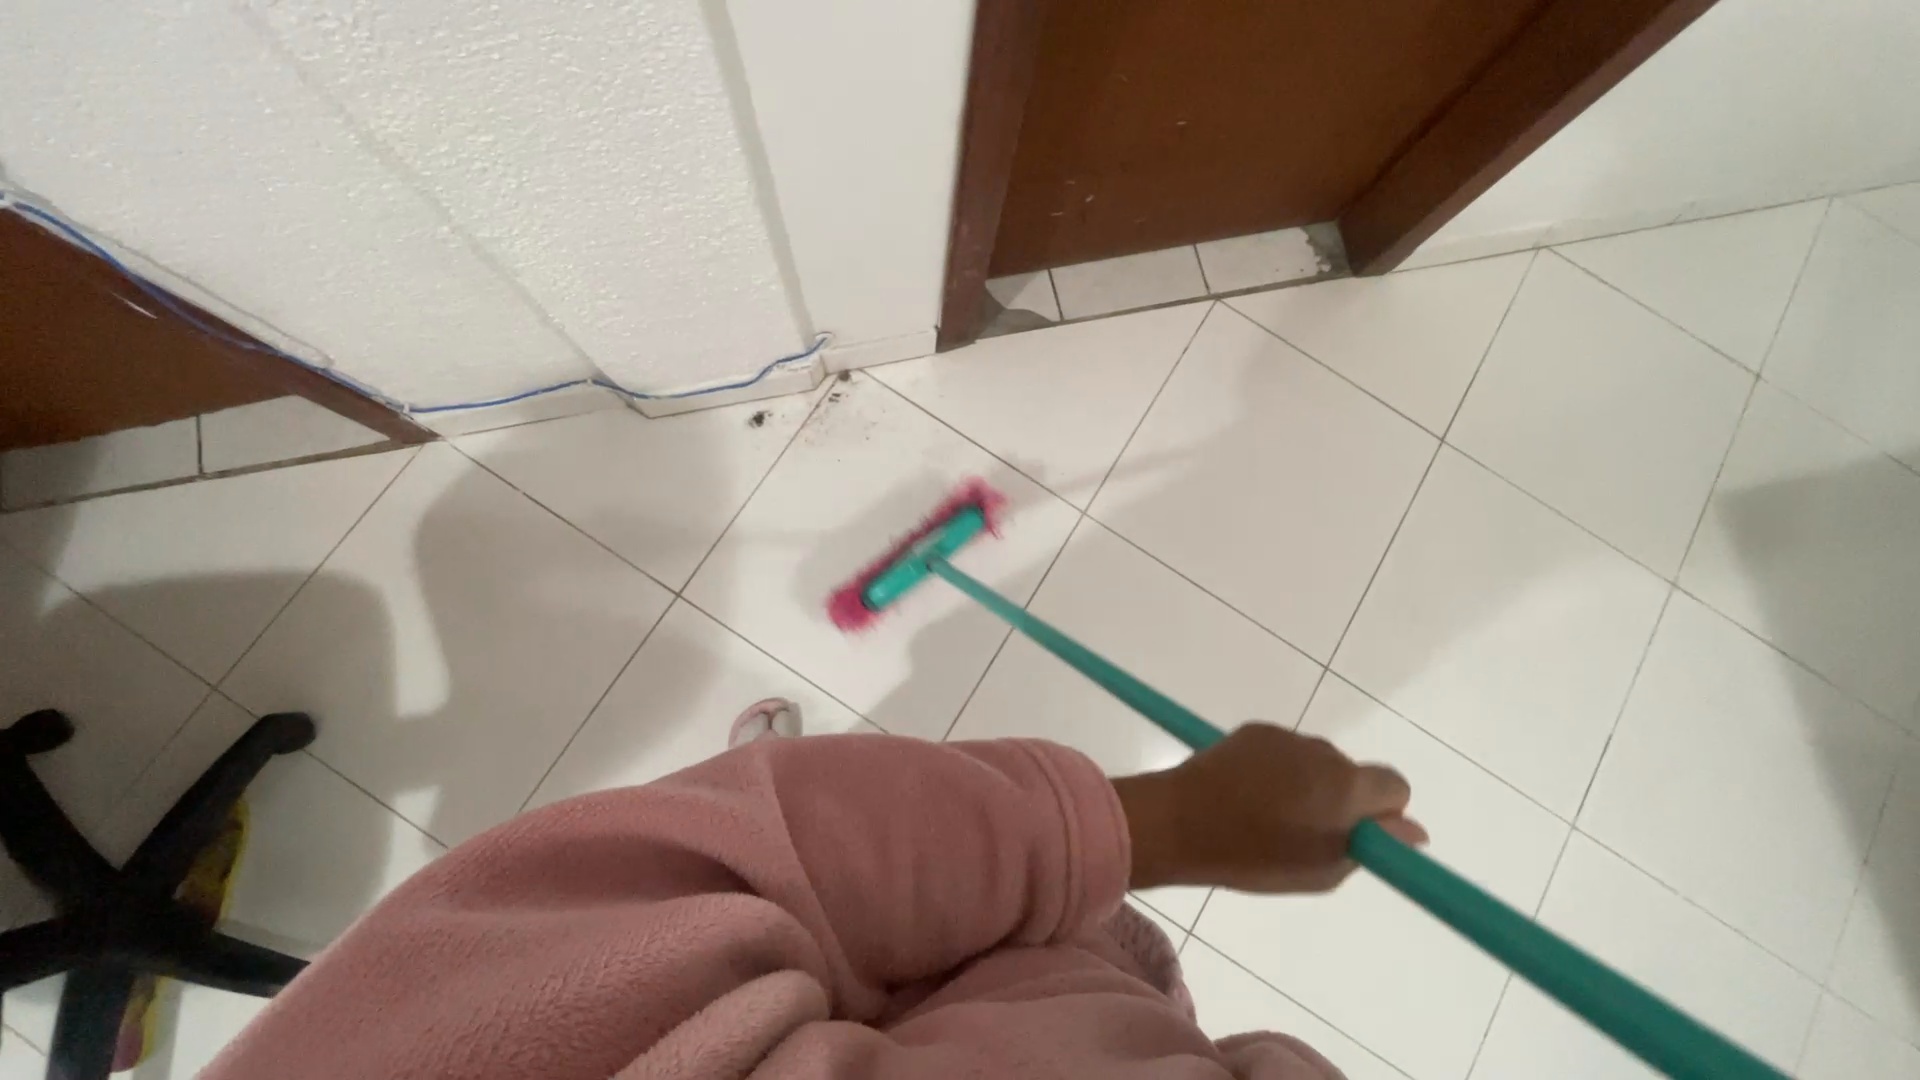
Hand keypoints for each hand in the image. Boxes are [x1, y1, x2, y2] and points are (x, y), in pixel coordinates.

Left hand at [1112, 723, 1427, 893]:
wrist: (1181, 820)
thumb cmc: (1255, 857)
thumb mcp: (1323, 868)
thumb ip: (1371, 845)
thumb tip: (1410, 830)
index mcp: (1345, 785)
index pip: (1394, 785)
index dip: (1382, 811)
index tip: (1354, 834)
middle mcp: (1320, 750)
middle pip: (1350, 772)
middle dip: (1339, 797)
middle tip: (1302, 830)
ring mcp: (1283, 736)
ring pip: (1314, 762)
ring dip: (1305, 782)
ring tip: (1266, 813)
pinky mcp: (1252, 730)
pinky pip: (1281, 752)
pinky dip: (1276, 769)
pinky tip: (1246, 792)